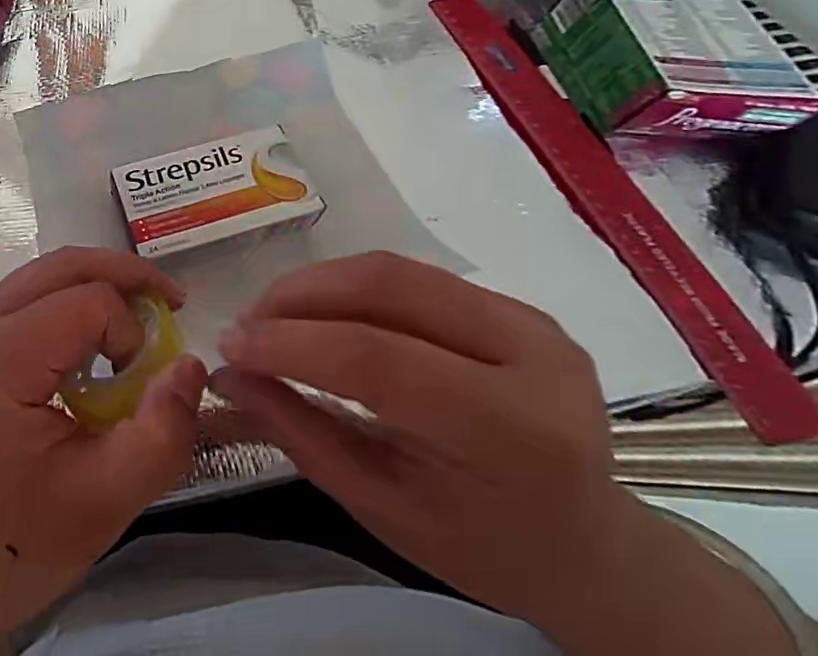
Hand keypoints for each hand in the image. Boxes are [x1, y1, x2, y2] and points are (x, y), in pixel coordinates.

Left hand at [0, 248, 206, 655]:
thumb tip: (191, 363)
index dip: (131, 333)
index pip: (88, 303)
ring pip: (48, 274)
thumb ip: (162, 430)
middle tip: (173, 303)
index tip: (143, 385)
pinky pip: (33, 298)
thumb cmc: (19, 544)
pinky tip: (102, 338)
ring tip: (146, 315)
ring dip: (103, 283)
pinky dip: (77, 301)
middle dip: (127, 276)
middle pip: (65, 266)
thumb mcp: (107, 499)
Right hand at [212, 252, 800, 654]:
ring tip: (275, 314)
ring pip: (402, 269)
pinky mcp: (521, 306)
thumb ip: (303, 434)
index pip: (380, 359)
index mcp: (507, 429)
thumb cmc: (483, 548)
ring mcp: (531, 319)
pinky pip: (421, 280)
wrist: (587, 543)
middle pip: (391, 286)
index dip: (292, 343)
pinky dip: (359, 289)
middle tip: (248, 322)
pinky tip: (327, 312)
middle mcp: (530, 352)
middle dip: (301, 294)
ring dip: (324, 283)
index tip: (230, 343)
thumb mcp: (384, 509)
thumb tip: (230, 374)